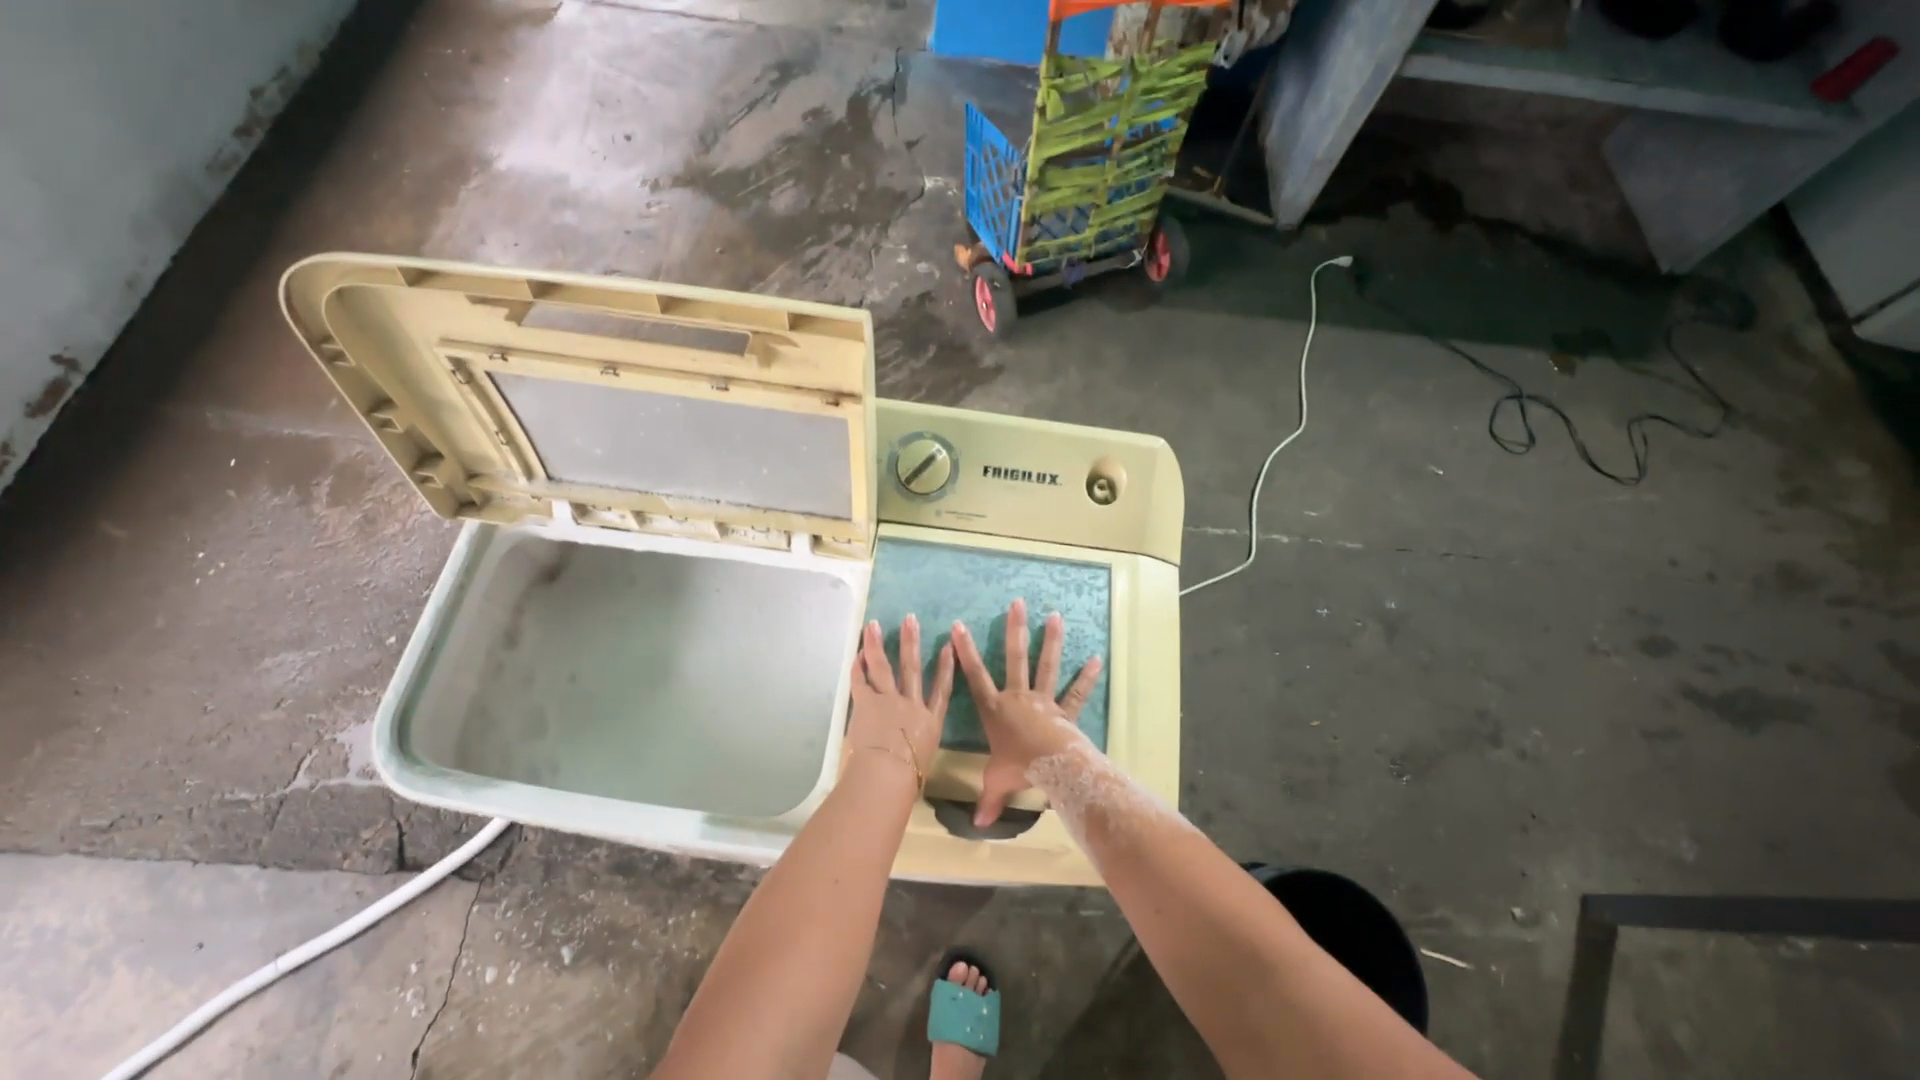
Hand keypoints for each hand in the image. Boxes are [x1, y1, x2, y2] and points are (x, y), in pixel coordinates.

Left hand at [847, 616, 953, 785]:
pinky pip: (861, 681)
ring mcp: (889, 702)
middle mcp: (912, 706)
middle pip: (912, 668)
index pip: (942, 690)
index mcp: (930, 723)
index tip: (948, 647)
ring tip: (873, 625)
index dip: (946, 667)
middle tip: (910, 620)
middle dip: (911, 642)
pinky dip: (858, 667)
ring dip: (877, 644)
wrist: (887, 775)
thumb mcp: (921, 764)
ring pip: (883, 667)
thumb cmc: (907, 780)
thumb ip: (918, 752)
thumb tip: (911, 755)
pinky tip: (857, 654)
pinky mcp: (867, 704)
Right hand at [952, 598, 1102, 826]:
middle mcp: (1017, 697)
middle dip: (1015, 630)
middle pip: (1014, 658)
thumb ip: (987, 801)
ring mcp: (1043, 700)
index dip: (965, 651)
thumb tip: (977, 827)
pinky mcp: (1065, 710)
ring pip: (1046, 665)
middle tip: (1017, 603)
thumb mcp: (995, 783)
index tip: (957, 626)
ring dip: (1051, 640)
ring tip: (1055, 615)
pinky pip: (1076, 692)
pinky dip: (1087, 677)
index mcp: (994, 709)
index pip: (974, 676)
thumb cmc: (1018, 769)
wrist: (1051, 766)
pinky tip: (1096, 658)